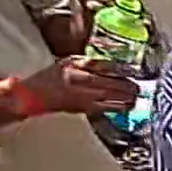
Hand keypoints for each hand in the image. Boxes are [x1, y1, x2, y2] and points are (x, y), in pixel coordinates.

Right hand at [18, 59, 137, 115]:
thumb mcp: (68, 63)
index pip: (103, 66)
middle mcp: (77, 80)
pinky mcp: (85, 107)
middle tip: (138, 87)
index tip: (133, 72)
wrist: (33, 94)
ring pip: (112, 96)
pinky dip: (121, 106)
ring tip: (136, 96)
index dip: (121, 70)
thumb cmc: (53, 77)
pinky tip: (128, 105)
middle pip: (110, 82)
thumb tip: (115, 65)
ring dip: (128, 97)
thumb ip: (90, 63)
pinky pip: (108, 108)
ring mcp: (82, 95)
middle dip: (128, 85)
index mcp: (73, 67)